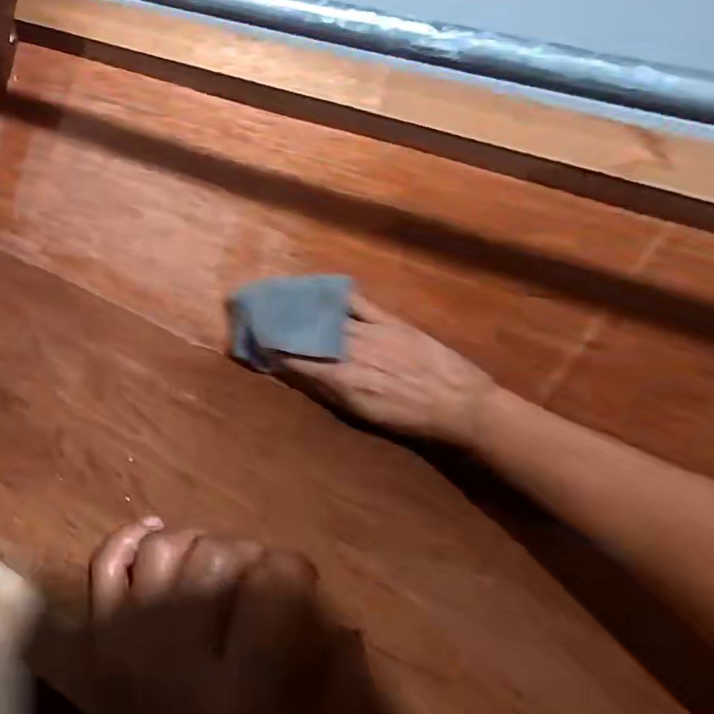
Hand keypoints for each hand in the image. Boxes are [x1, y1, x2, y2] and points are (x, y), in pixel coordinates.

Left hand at [85, 519, 330, 713]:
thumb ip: (323, 686)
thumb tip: (338, 620)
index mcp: (241, 698)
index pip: (270, 597)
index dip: (290, 569)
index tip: (298, 570)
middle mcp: (178, 658)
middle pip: (211, 563)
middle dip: (244, 550)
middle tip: (259, 564)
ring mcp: (126, 639)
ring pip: (158, 552)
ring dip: (192, 538)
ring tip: (216, 552)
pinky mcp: (95, 633)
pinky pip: (104, 563)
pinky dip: (128, 536)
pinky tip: (156, 530)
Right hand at [275, 295, 498, 446]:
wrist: (466, 408)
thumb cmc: (409, 419)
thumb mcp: (359, 413)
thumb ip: (322, 387)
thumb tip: (285, 368)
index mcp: (338, 378)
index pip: (288, 357)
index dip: (264, 348)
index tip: (247, 341)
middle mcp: (348, 351)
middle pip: (301, 333)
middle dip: (273, 324)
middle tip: (253, 316)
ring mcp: (369, 332)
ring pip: (323, 317)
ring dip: (296, 309)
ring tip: (276, 302)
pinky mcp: (389, 321)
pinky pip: (354, 302)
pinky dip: (331, 296)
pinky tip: (316, 293)